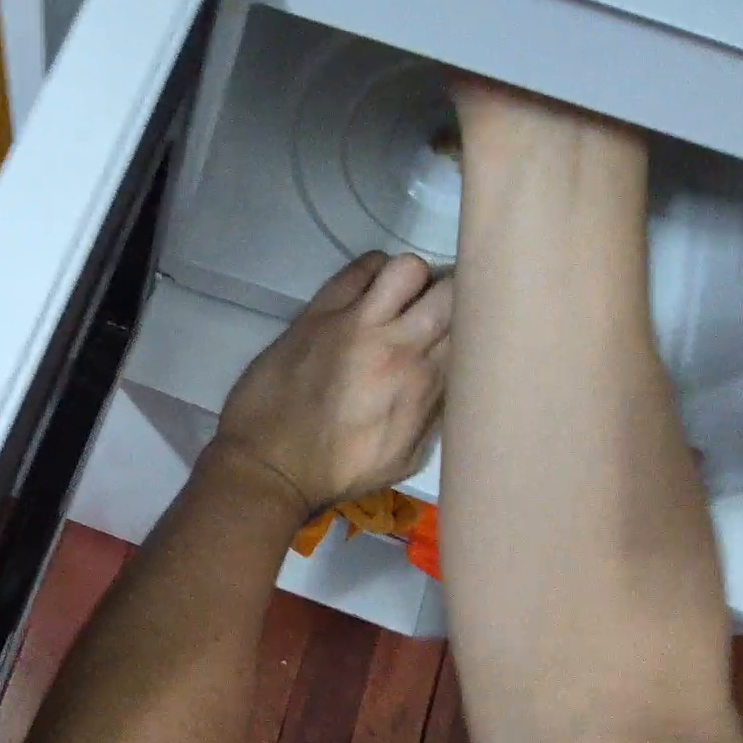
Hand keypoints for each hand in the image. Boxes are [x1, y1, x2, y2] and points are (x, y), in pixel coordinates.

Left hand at [214, 251, 450, 515]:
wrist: (266, 468)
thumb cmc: (335, 473)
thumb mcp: (404, 459)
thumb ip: (434, 414)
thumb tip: (454, 378)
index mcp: (424, 386)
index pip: (473, 331)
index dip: (476, 323)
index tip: (470, 328)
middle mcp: (398, 347)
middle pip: (452, 291)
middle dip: (453, 294)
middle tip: (436, 311)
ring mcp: (355, 325)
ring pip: (408, 269)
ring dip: (412, 281)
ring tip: (399, 301)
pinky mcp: (317, 314)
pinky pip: (359, 269)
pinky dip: (373, 272)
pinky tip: (369, 291)